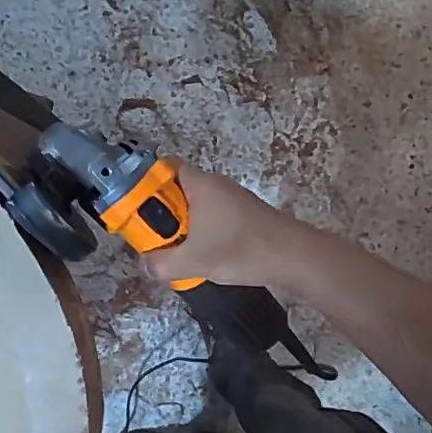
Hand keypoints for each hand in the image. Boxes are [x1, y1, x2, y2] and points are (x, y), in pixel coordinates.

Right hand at [144, 162, 312, 288]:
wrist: (294, 257)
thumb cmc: (241, 250)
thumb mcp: (193, 262)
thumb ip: (162, 264)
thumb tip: (147, 264)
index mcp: (200, 185)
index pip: (163, 168)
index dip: (145, 186)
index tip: (137, 211)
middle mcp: (215, 185)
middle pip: (177, 191)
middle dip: (162, 215)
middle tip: (156, 239)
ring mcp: (232, 198)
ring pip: (195, 207)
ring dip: (183, 227)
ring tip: (178, 252)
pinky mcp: (244, 214)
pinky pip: (212, 217)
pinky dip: (202, 233)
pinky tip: (204, 256)